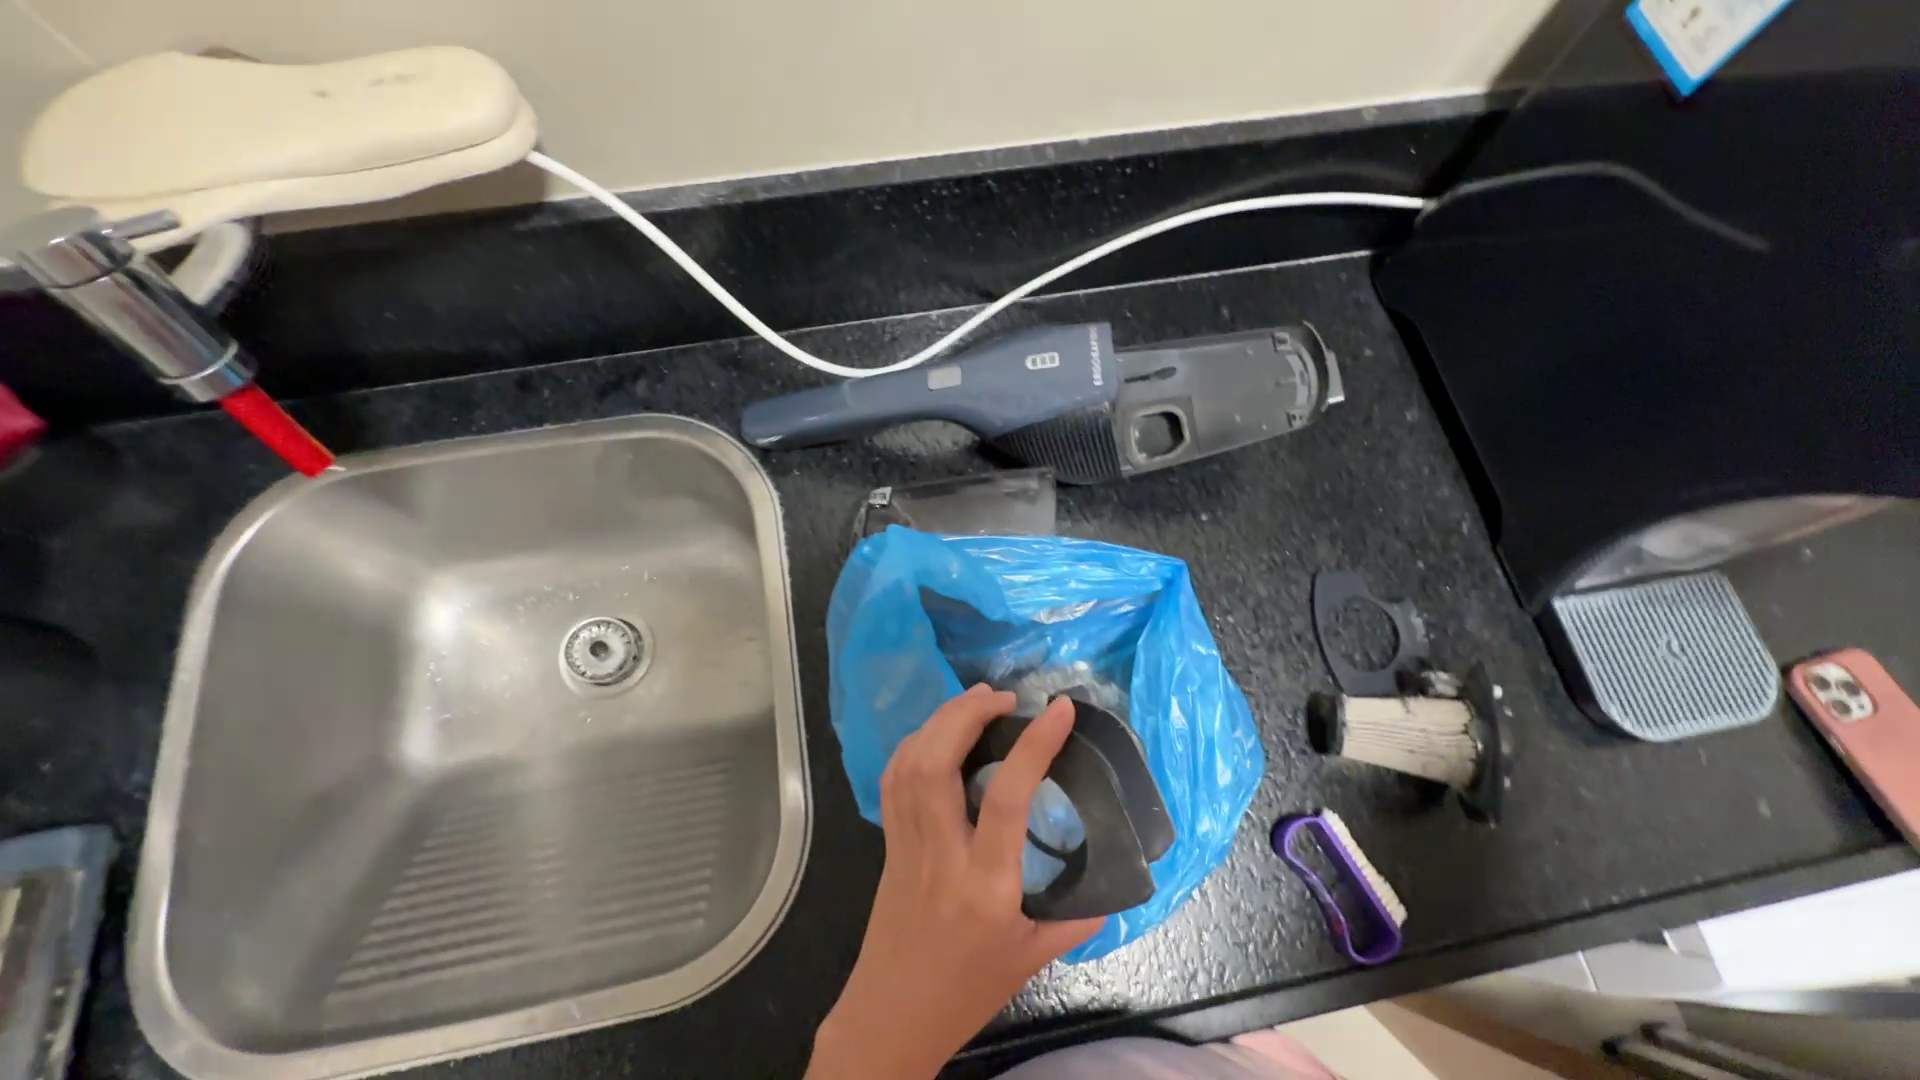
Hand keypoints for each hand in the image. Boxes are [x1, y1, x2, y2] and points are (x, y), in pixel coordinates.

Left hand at [808, 685, 1102, 1079]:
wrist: (891, 1016)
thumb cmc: (966, 991)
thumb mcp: (1031, 959)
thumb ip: (1075, 920)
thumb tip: (1115, 889)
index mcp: (985, 883)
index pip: (1008, 798)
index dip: (1034, 745)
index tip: (1059, 709)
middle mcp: (940, 853)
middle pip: (936, 764)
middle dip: (966, 715)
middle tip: (1004, 696)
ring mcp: (907, 844)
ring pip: (909, 766)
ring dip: (940, 721)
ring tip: (976, 701)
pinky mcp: (889, 843)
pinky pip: (894, 781)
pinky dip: (915, 744)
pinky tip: (937, 735)